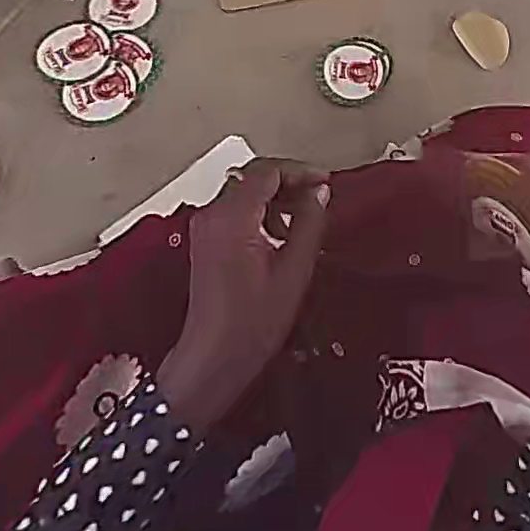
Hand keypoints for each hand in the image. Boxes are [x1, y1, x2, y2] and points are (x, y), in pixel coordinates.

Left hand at [156, 158, 331, 429]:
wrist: (212, 360)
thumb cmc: (255, 320)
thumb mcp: (294, 269)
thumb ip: (309, 222)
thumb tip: (319, 192)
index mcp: (233, 216)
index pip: (267, 171)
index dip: (300, 171)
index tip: (325, 182)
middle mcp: (212, 214)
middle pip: (253, 176)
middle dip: (288, 181)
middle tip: (318, 195)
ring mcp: (204, 227)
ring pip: (244, 191)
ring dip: (275, 196)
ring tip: (303, 217)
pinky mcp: (204, 240)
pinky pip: (235, 209)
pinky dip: (260, 210)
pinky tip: (280, 233)